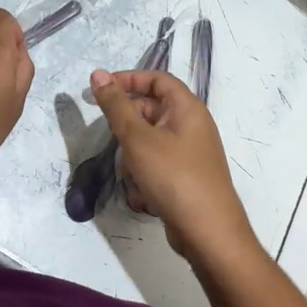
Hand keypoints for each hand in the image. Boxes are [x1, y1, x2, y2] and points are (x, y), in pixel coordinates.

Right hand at [90, 69, 258, 266]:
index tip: (101, 90)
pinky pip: (157, 165)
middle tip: (114, 141)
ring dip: (133, 157)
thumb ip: (115, 105)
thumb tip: (98, 74)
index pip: (156, 79)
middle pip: (150, 111)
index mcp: (187, 108)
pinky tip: (144, 196)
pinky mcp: (185, 177)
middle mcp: (192, 126)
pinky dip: (145, 176)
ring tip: (133, 176)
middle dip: (127, 127)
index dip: (128, 79)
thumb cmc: (173, 176)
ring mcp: (190, 153)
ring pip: (149, 142)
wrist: (208, 233)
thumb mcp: (137, 137)